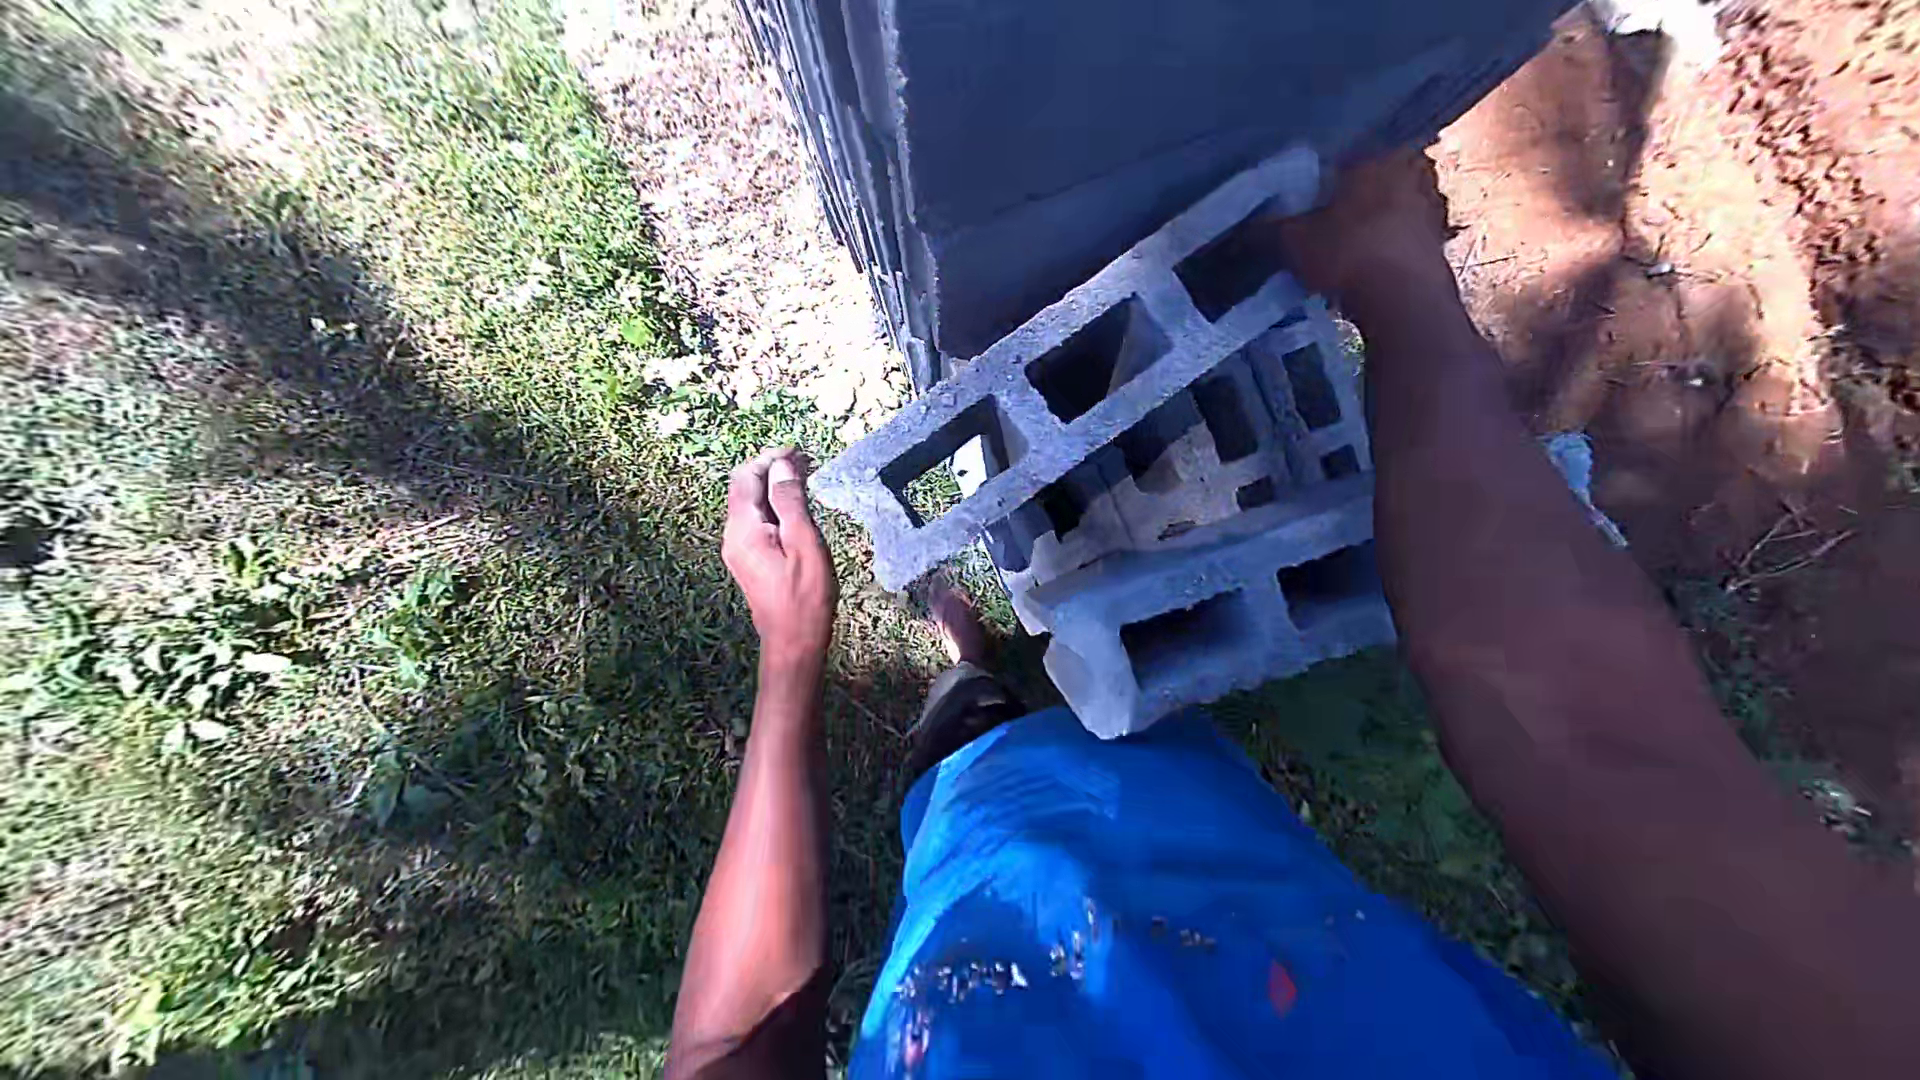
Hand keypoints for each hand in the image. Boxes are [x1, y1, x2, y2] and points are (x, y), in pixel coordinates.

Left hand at [722, 447, 837, 675]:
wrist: (793, 643)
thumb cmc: (804, 596)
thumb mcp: (804, 543)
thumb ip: (790, 502)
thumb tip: (782, 466)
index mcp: (742, 530)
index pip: (745, 478)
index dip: (769, 459)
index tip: (799, 452)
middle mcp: (732, 537)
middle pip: (745, 490)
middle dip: (772, 471)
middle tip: (806, 463)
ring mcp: (738, 551)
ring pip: (752, 506)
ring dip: (775, 489)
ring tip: (806, 481)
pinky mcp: (749, 561)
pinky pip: (757, 523)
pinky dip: (775, 509)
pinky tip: (796, 510)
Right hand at [1271, 149, 1453, 309]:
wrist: (1403, 297)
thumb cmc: (1346, 253)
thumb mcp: (1292, 242)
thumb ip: (1264, 232)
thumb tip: (1237, 232)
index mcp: (1376, 157)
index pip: (1332, 168)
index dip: (1308, 194)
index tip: (1294, 219)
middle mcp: (1412, 168)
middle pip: (1362, 189)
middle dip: (1340, 210)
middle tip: (1316, 239)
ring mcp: (1432, 202)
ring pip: (1383, 212)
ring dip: (1364, 230)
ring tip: (1338, 258)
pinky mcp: (1440, 236)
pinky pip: (1399, 236)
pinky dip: (1382, 248)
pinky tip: (1363, 271)